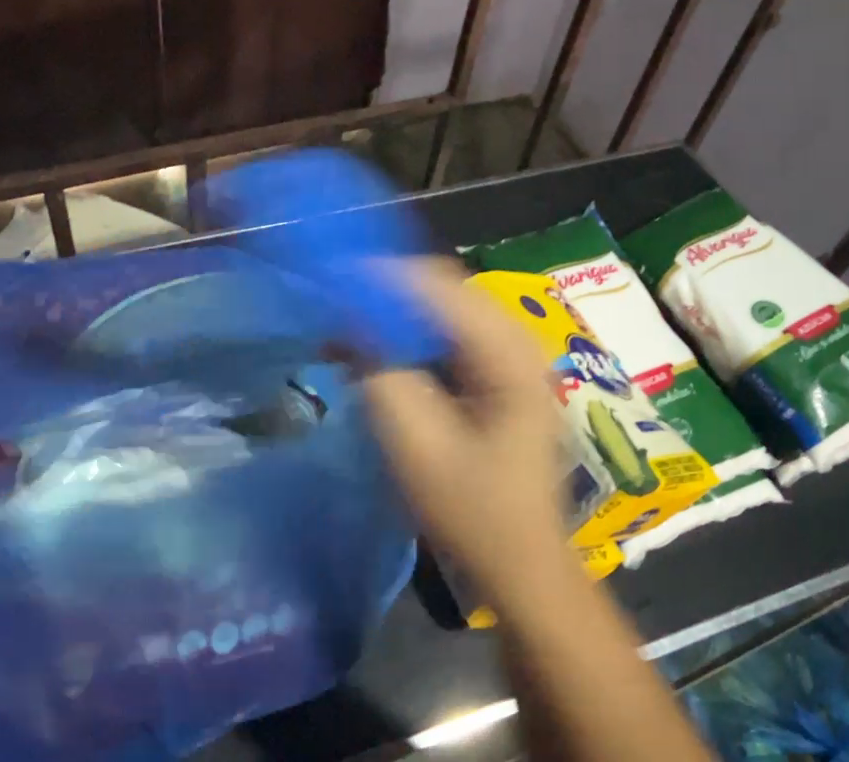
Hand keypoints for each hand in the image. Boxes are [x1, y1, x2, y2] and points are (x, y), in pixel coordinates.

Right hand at [362, 258, 569, 602]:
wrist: (521, 569)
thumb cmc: (472, 513)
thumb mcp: (416, 446)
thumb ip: (381, 375)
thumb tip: (349, 320)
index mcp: (507, 355)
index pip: (437, 286)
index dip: (379, 279)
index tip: (327, 287)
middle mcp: (515, 343)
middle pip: (440, 291)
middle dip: (382, 296)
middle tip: (330, 311)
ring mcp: (508, 360)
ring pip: (439, 312)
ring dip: (390, 318)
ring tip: (341, 335)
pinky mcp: (495, 378)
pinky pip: (443, 338)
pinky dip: (404, 341)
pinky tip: (370, 359)